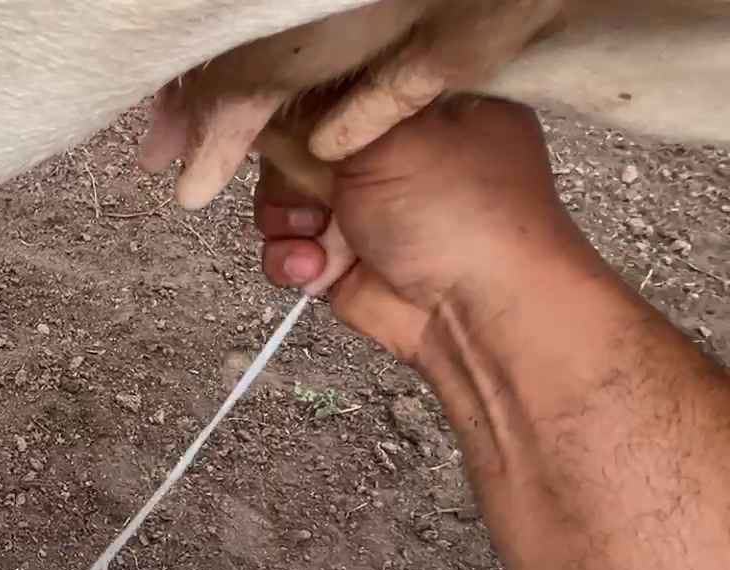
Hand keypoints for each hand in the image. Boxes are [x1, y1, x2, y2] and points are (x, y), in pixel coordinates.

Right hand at [256, 96, 603, 367]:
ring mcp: (356, 205)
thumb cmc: (451, 211)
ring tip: (317, 251)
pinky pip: (281, 247)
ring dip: (286, 231)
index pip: (335, 98)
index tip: (290, 142)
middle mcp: (385, 154)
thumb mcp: (391, 143)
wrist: (465, 305)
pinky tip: (316, 271)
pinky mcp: (331, 252)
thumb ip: (325, 118)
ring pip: (279, 204)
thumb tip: (269, 110)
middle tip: (312, 207)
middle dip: (289, 187)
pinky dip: (289, 262)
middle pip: (294, 153)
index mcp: (416, 109)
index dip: (303, 120)